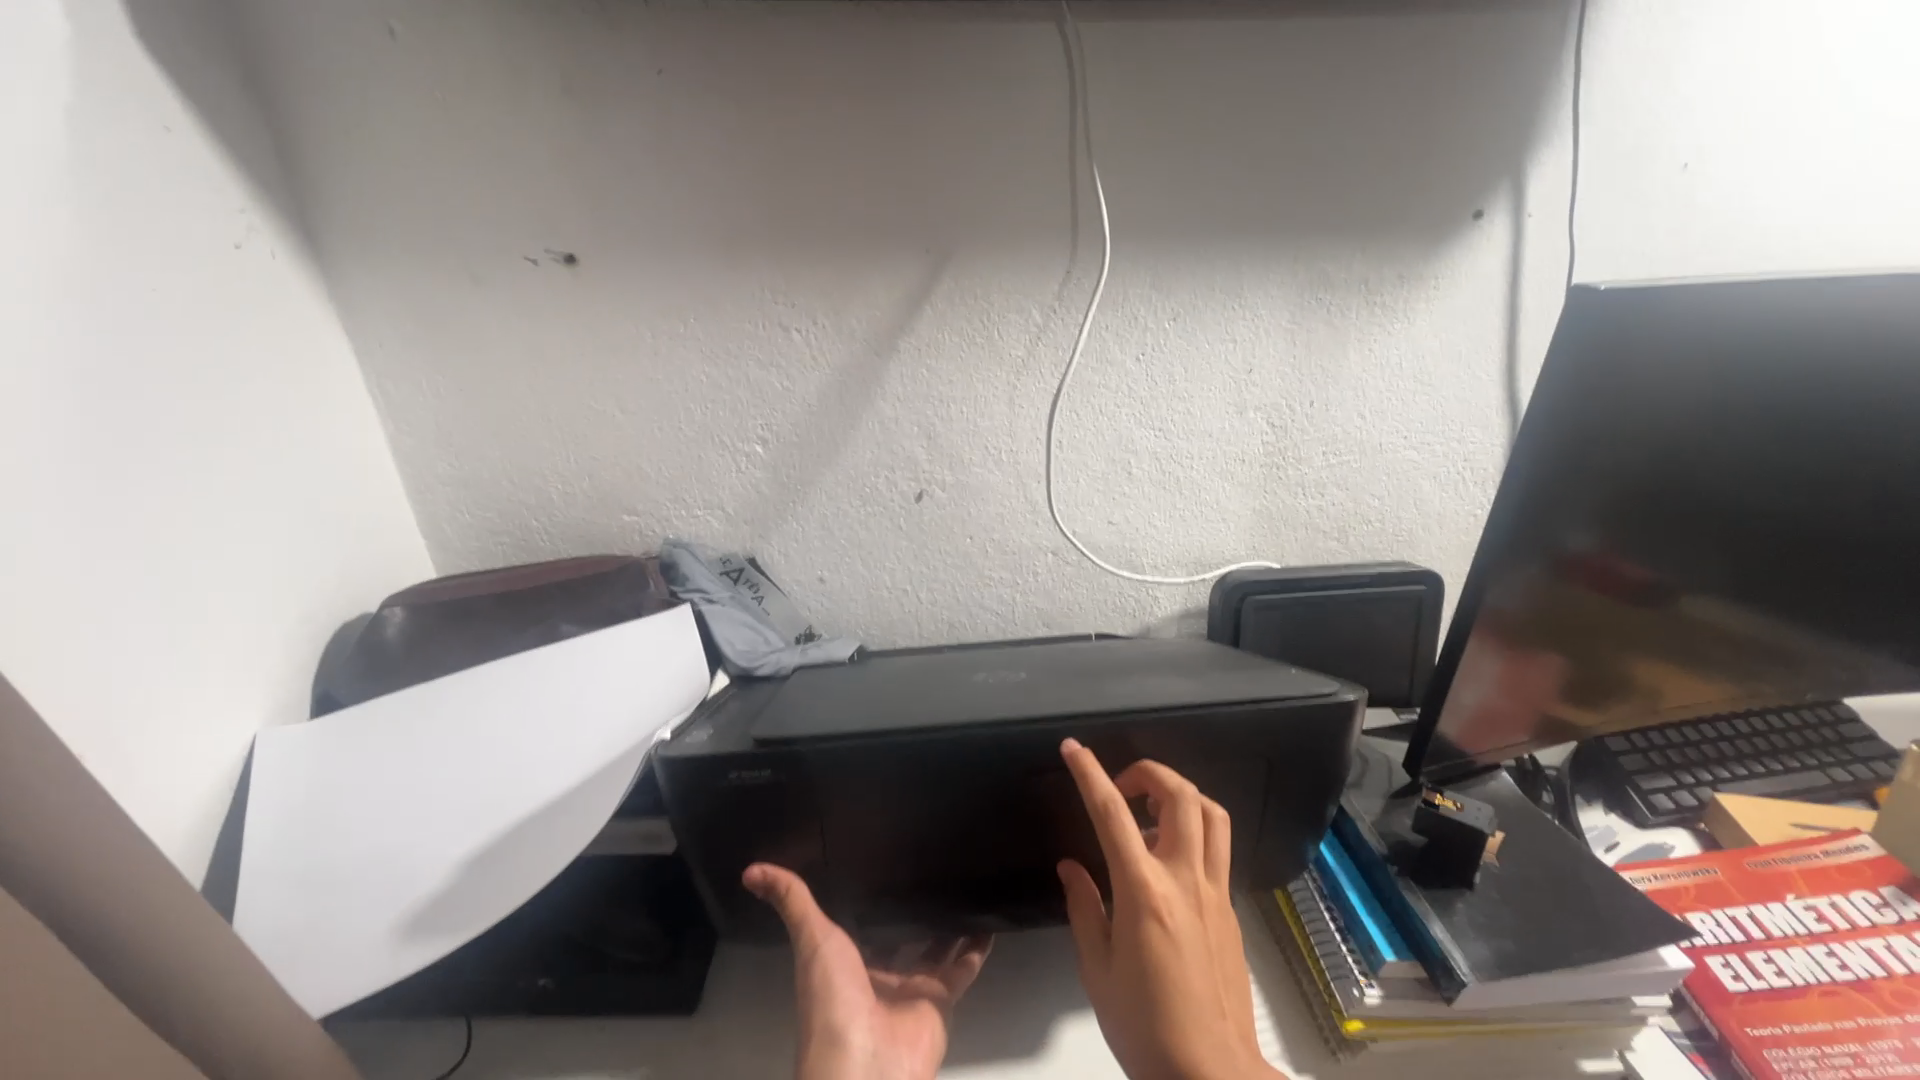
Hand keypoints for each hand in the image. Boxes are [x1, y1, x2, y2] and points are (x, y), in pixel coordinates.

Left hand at [744, 863, 991, 1079]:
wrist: (866, 1066)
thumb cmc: (832, 1001)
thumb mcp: (811, 939)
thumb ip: (792, 902)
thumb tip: (752, 870)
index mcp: (842, 963)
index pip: (858, 923)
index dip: (868, 898)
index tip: (881, 861)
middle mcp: (876, 975)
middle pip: (898, 936)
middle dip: (909, 908)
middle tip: (929, 864)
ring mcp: (910, 989)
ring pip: (933, 948)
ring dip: (947, 922)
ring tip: (962, 881)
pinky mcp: (941, 1000)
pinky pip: (962, 968)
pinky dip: (977, 947)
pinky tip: (988, 920)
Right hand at [1057, 739, 1285, 1079]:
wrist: (1212, 1071)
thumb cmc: (1143, 1026)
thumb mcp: (1096, 970)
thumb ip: (1083, 907)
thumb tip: (1072, 867)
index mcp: (1144, 892)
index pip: (1113, 813)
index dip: (1090, 772)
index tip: (1073, 748)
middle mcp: (1186, 880)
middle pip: (1181, 795)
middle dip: (1148, 771)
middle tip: (1121, 785)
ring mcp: (1216, 892)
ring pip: (1212, 814)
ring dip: (1180, 794)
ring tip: (1149, 813)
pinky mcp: (1231, 910)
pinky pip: (1218, 849)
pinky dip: (1193, 831)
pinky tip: (1168, 862)